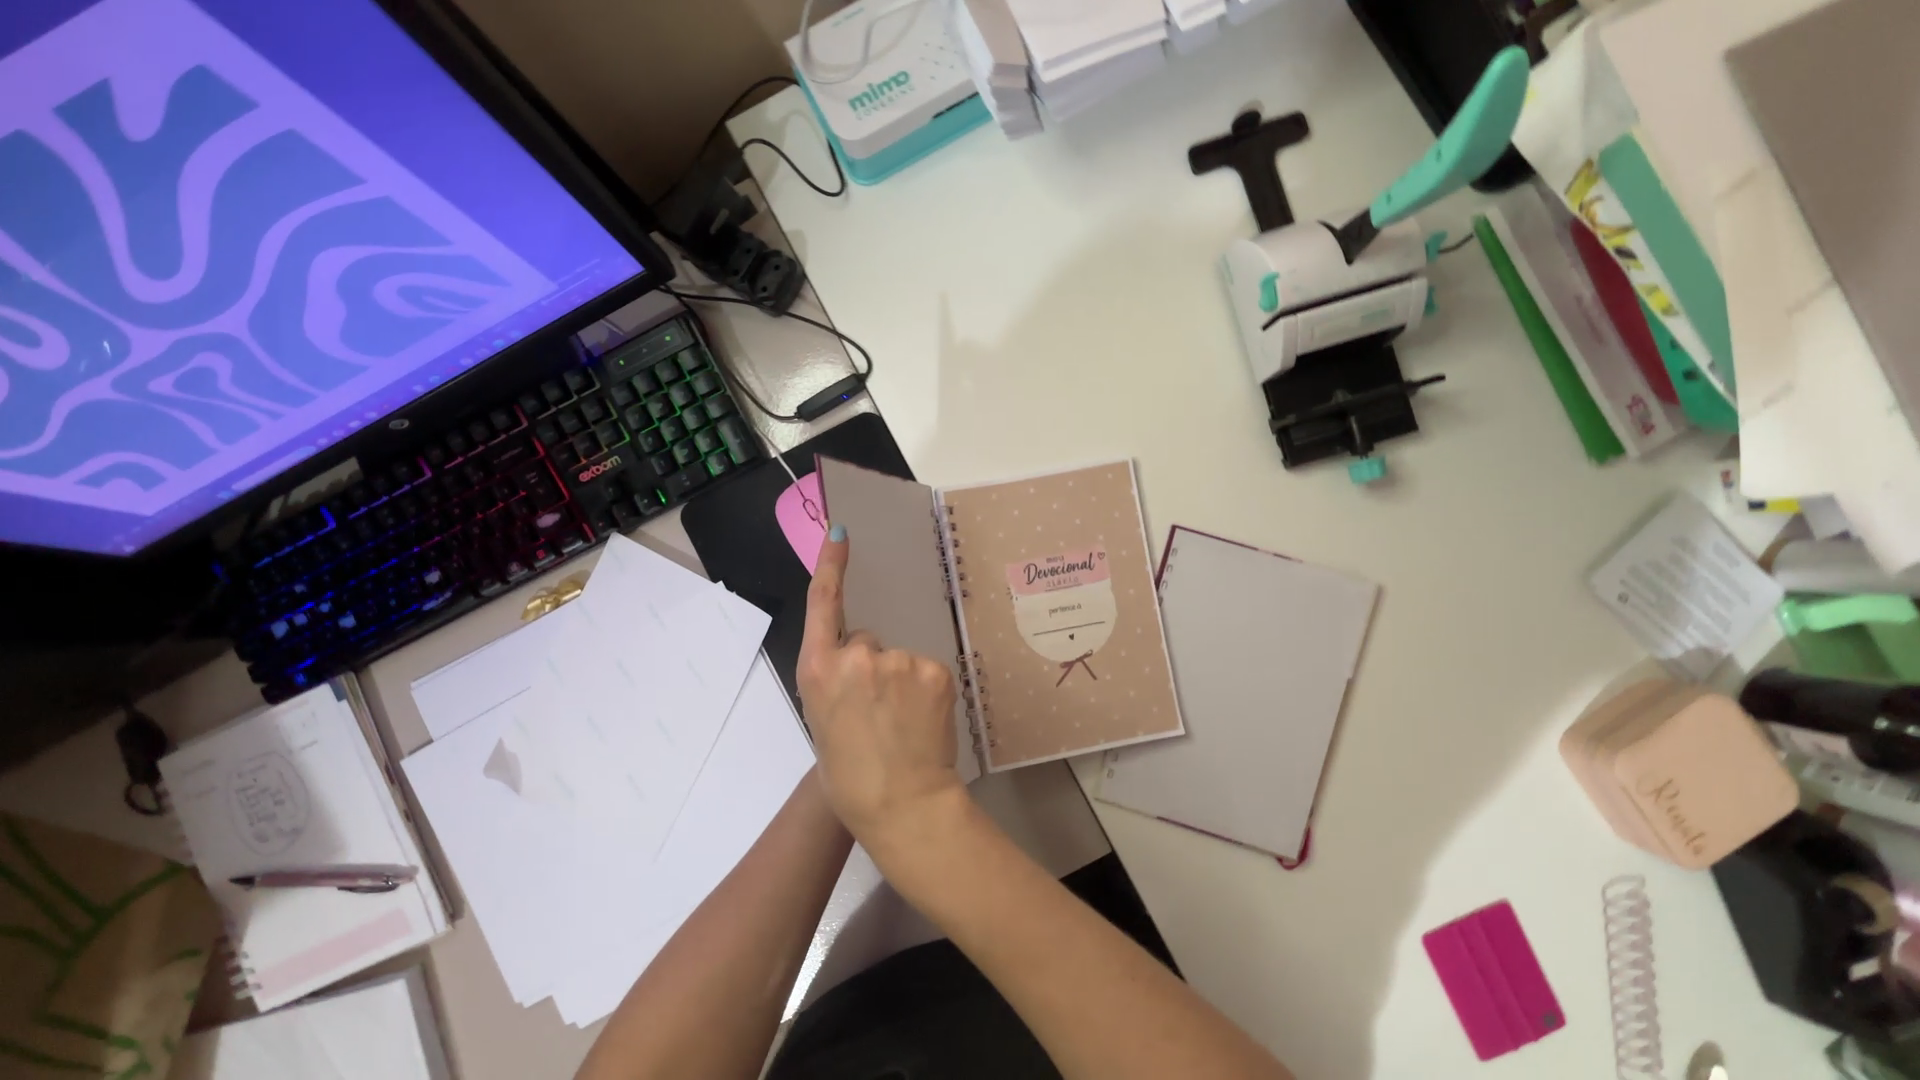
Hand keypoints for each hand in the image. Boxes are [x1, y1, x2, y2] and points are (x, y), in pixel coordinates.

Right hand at [798, 525, 963, 842]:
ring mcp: (897, 661)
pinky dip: (926, 690)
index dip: (832, 565)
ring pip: (900, 659)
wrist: (902, 805)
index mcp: (817, 671)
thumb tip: (855, 673)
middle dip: (872, 668)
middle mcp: (855, 657)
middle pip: (866, 642)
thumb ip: (835, 686)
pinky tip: (922, 720)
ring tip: (900, 724)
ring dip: (901, 682)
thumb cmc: (852, 779)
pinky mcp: (933, 670)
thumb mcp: (823, 725)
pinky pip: (927, 670)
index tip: (841, 532)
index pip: (823, 604)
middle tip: (877, 713)